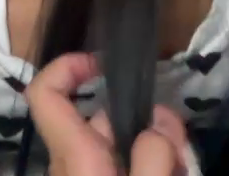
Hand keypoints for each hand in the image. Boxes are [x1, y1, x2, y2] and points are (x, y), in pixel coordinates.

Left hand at [26, 52, 189, 175]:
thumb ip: (154, 155)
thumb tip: (159, 122)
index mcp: (74, 155)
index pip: (44, 93)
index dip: (68, 66)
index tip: (104, 64)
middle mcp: (72, 163)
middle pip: (102, 120)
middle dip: (146, 121)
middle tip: (182, 141)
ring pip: (120, 146)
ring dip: (154, 147)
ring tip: (184, 163)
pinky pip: (124, 168)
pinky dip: (148, 165)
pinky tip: (175, 171)